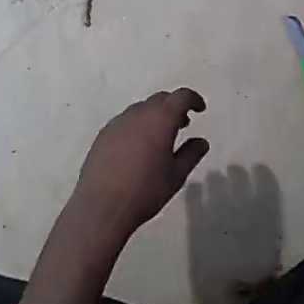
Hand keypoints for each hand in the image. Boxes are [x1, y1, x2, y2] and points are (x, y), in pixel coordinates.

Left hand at [69, 89, 209, 239]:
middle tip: (182, 124)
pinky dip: (137, 126)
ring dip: (154, 116)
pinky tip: (137, 149)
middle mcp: (138, 114)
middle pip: (160, 99)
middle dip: (174, 107)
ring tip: (160, 138)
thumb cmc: (146, 189)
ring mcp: (117, 123)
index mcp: (161, 118)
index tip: (200, 109)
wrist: (101, 206)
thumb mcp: (177, 175)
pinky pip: (125, 122)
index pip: (181, 96)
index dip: (193, 99)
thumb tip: (201, 142)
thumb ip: (191, 154)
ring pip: (141, 109)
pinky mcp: (102, 136)